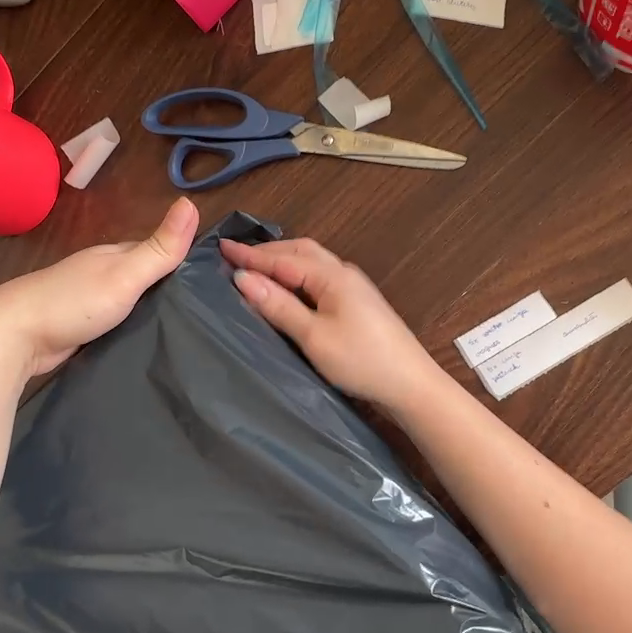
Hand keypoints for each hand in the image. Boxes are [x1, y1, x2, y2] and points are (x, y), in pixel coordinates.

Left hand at [0, 199, 200, 377]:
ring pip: (134, 300)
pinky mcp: (84, 326)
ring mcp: (91, 300)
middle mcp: (104, 273)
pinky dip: (136, 326)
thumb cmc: (73, 302)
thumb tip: (191, 203)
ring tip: (188, 327)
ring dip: (155, 309)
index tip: (220, 278)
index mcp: (115, 255)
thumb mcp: (125, 274)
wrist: (15, 337)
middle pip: (147, 276)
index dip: (188, 260)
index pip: (160, 251)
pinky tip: (150, 340)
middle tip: (209, 308)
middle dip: (174, 287)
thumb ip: (159, 248)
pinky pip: (120, 322)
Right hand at [220, 237, 448, 413]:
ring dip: (283, 262)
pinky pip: (320, 278)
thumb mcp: (313, 337)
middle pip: (300, 252)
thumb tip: (244, 279)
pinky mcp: (359, 305)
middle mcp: (344, 274)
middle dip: (267, 252)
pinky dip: (297, 276)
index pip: (283, 258)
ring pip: (312, 263)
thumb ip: (279, 306)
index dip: (251, 255)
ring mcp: (354, 288)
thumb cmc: (361, 361)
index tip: (221, 248)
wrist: (410, 384)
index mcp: (332, 276)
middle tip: (236, 255)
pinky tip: (288, 289)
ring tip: (256, 268)